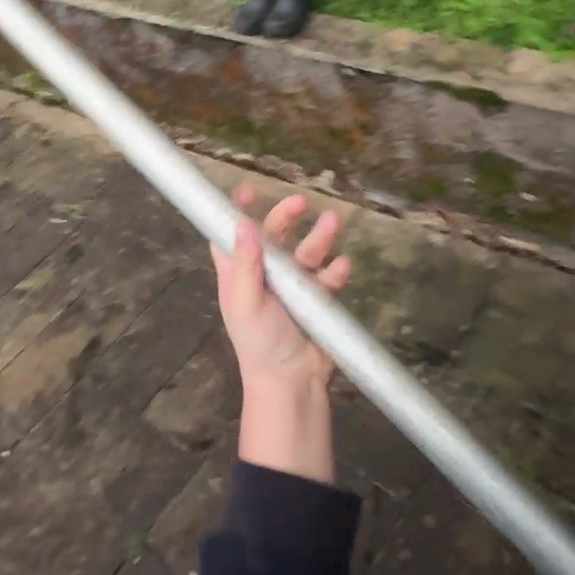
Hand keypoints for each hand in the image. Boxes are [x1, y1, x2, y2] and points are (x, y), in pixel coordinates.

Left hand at [210, 185, 353, 393]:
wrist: (292, 383)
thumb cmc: (259, 343)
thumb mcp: (245, 303)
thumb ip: (245, 264)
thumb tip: (241, 224)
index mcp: (239, 275)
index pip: (232, 237)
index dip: (235, 213)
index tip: (247, 191)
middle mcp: (265, 276)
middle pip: (274, 236)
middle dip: (286, 217)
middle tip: (301, 203)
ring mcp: (294, 287)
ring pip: (306, 252)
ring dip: (319, 238)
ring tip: (332, 224)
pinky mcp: (318, 300)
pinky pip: (329, 277)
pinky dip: (336, 270)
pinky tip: (343, 266)